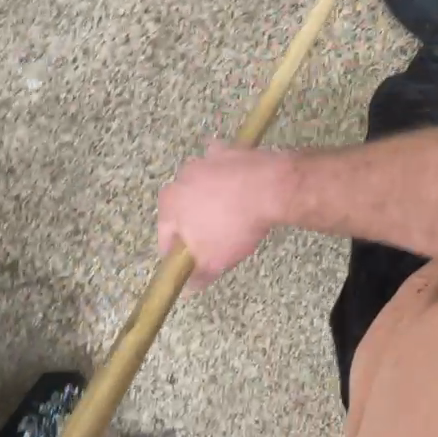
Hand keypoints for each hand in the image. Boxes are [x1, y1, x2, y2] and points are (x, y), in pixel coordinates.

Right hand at [156, 142, 292, 286]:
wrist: (270, 188)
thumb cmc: (235, 225)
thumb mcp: (214, 262)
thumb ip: (197, 276)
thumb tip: (190, 287)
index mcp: (169, 204)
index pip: (166, 237)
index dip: (178, 254)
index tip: (192, 263)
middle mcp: (182, 177)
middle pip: (182, 208)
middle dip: (194, 223)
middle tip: (214, 239)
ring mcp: (206, 159)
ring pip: (202, 184)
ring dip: (211, 197)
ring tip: (231, 214)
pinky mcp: (230, 150)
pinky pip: (224, 164)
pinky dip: (229, 173)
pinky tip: (240, 186)